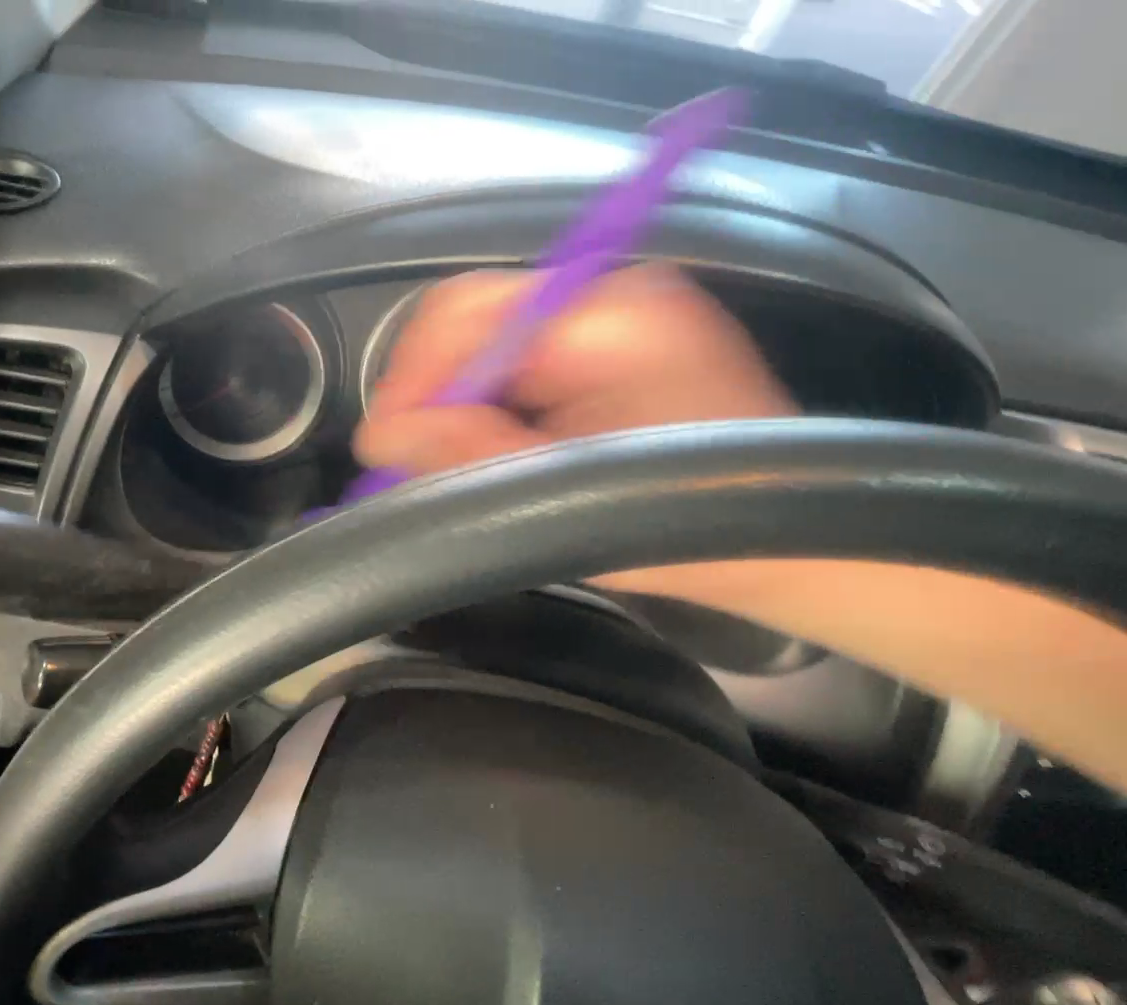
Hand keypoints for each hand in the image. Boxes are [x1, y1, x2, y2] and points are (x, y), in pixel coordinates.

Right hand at [353, 265, 1126, 794]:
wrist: (794, 535)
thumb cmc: (694, 523)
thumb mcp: (569, 497)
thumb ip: (469, 457)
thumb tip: (382, 434)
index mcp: (606, 316)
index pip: (466, 310)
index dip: (412, 375)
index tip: (387, 442)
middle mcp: (605, 297)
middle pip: (468, 320)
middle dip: (427, 390)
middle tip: (408, 457)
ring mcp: (606, 318)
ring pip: (482, 344)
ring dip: (451, 402)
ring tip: (447, 462)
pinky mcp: (602, 347)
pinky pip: (510, 362)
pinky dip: (481, 405)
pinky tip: (486, 450)